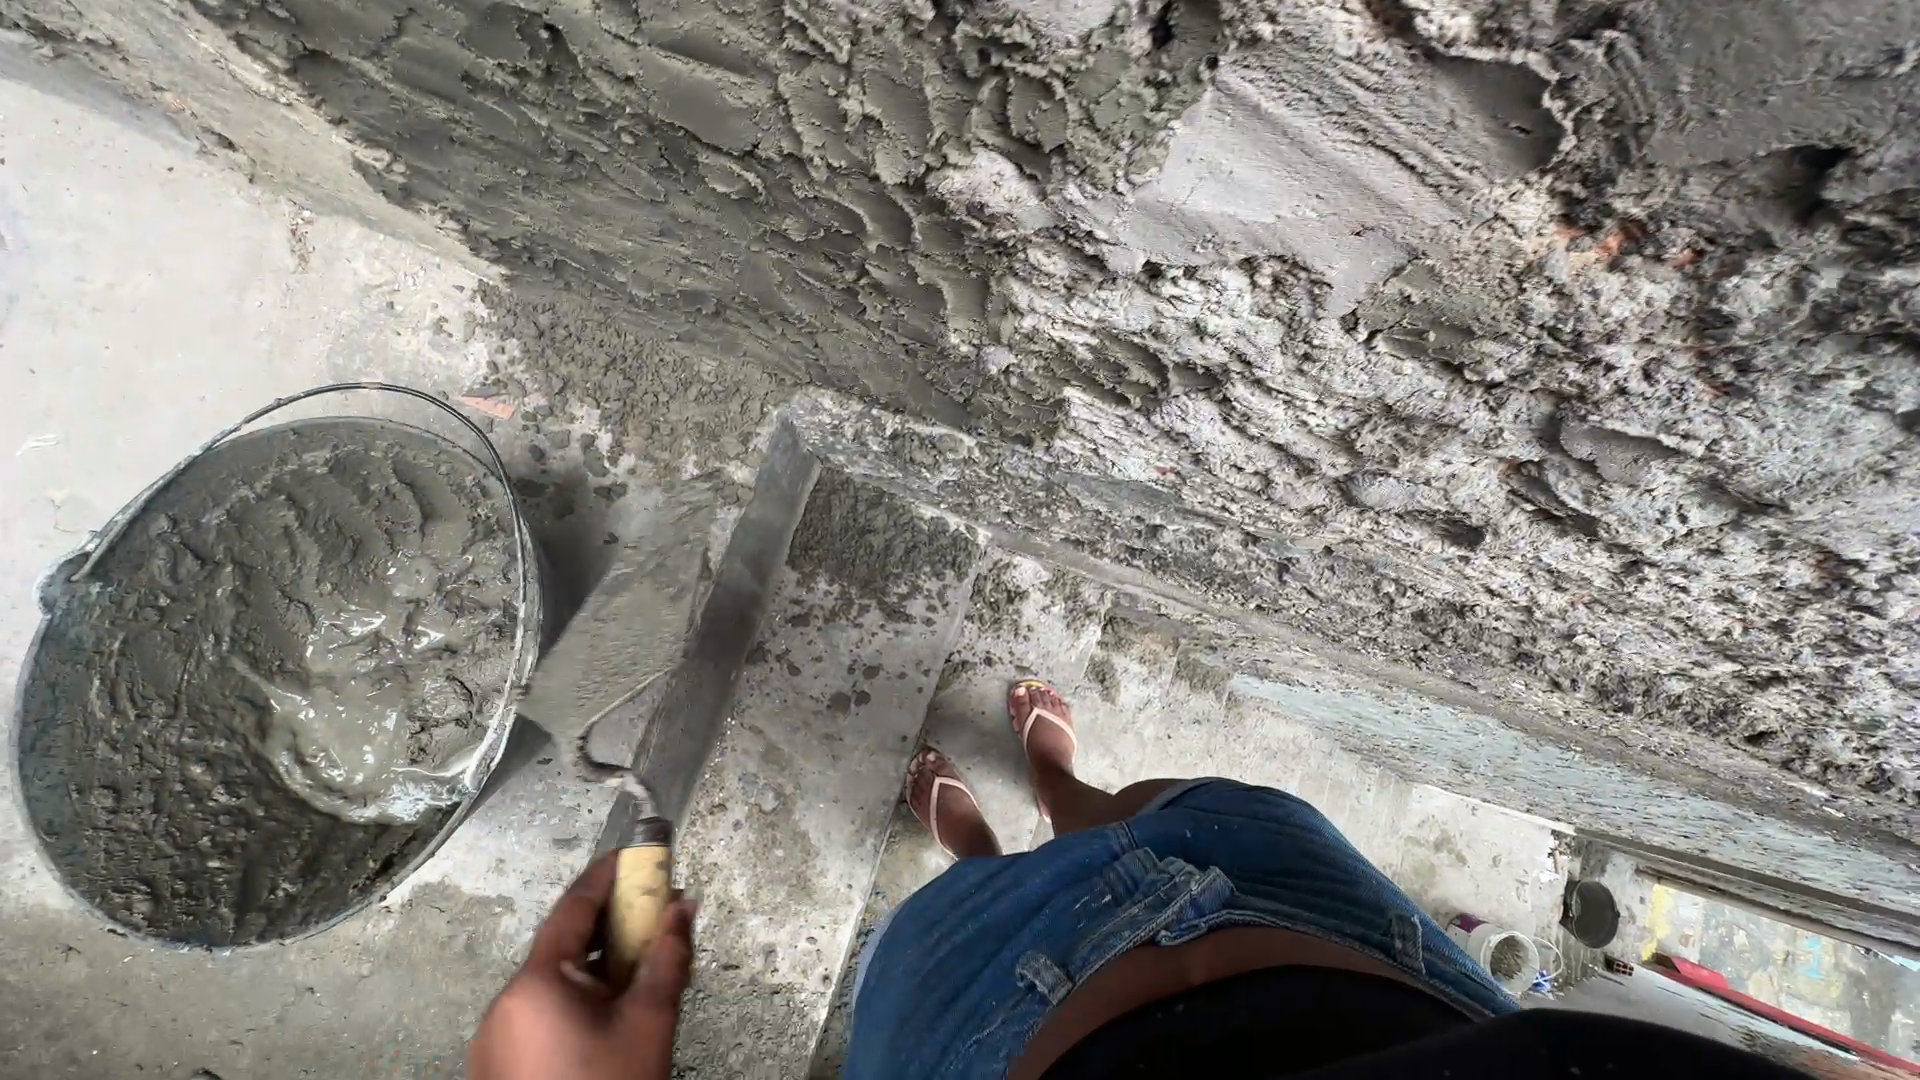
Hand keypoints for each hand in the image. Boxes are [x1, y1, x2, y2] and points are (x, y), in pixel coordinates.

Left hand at [470, 855, 695, 1079]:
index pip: (574, 905)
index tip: (641, 853)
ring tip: (649, 962)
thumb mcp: (649, 1021)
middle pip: (566, 941)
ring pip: (559, 977)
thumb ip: (668, 956)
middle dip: (617, 921)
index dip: (611, 872)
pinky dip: (585, 992)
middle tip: (660, 913)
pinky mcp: (504, 1065)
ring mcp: (499, 1038)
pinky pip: (548, 1008)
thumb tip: (683, 906)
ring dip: (604, 959)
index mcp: (533, 985)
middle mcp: (505, 1004)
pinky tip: (620, 1004)